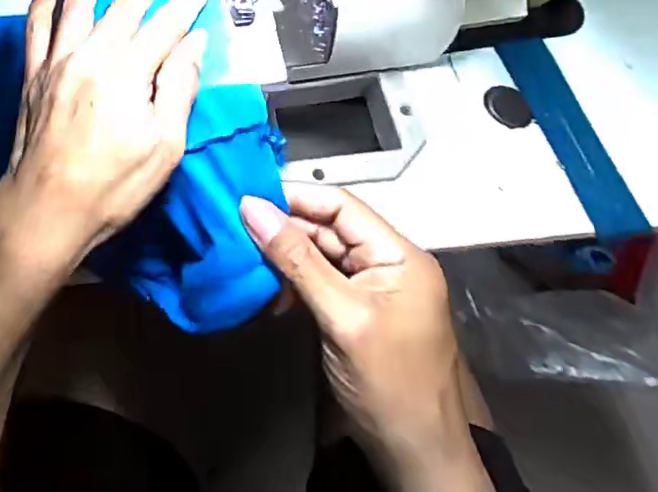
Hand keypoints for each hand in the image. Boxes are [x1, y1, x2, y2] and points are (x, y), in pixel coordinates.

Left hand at [0, 0, 210, 276]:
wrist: (43, 213)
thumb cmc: (113, 186)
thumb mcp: (165, 146)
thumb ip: (179, 87)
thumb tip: (194, 42)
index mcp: (127, 74)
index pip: (166, 25)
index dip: (187, 0)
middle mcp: (91, 56)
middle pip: (124, 4)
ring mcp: (57, 64)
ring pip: (76, 6)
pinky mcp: (33, 77)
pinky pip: (36, 31)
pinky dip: (42, 7)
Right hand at [240, 186, 489, 489]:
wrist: (419, 460)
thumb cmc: (390, 385)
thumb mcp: (342, 317)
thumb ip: (298, 261)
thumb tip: (253, 209)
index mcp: (399, 253)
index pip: (342, 206)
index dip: (297, 198)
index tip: (251, 197)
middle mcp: (389, 262)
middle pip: (330, 230)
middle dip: (286, 229)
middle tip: (238, 228)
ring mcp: (374, 288)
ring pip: (323, 256)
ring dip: (286, 258)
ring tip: (245, 256)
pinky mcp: (359, 312)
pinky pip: (323, 283)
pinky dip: (296, 284)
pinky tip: (269, 290)